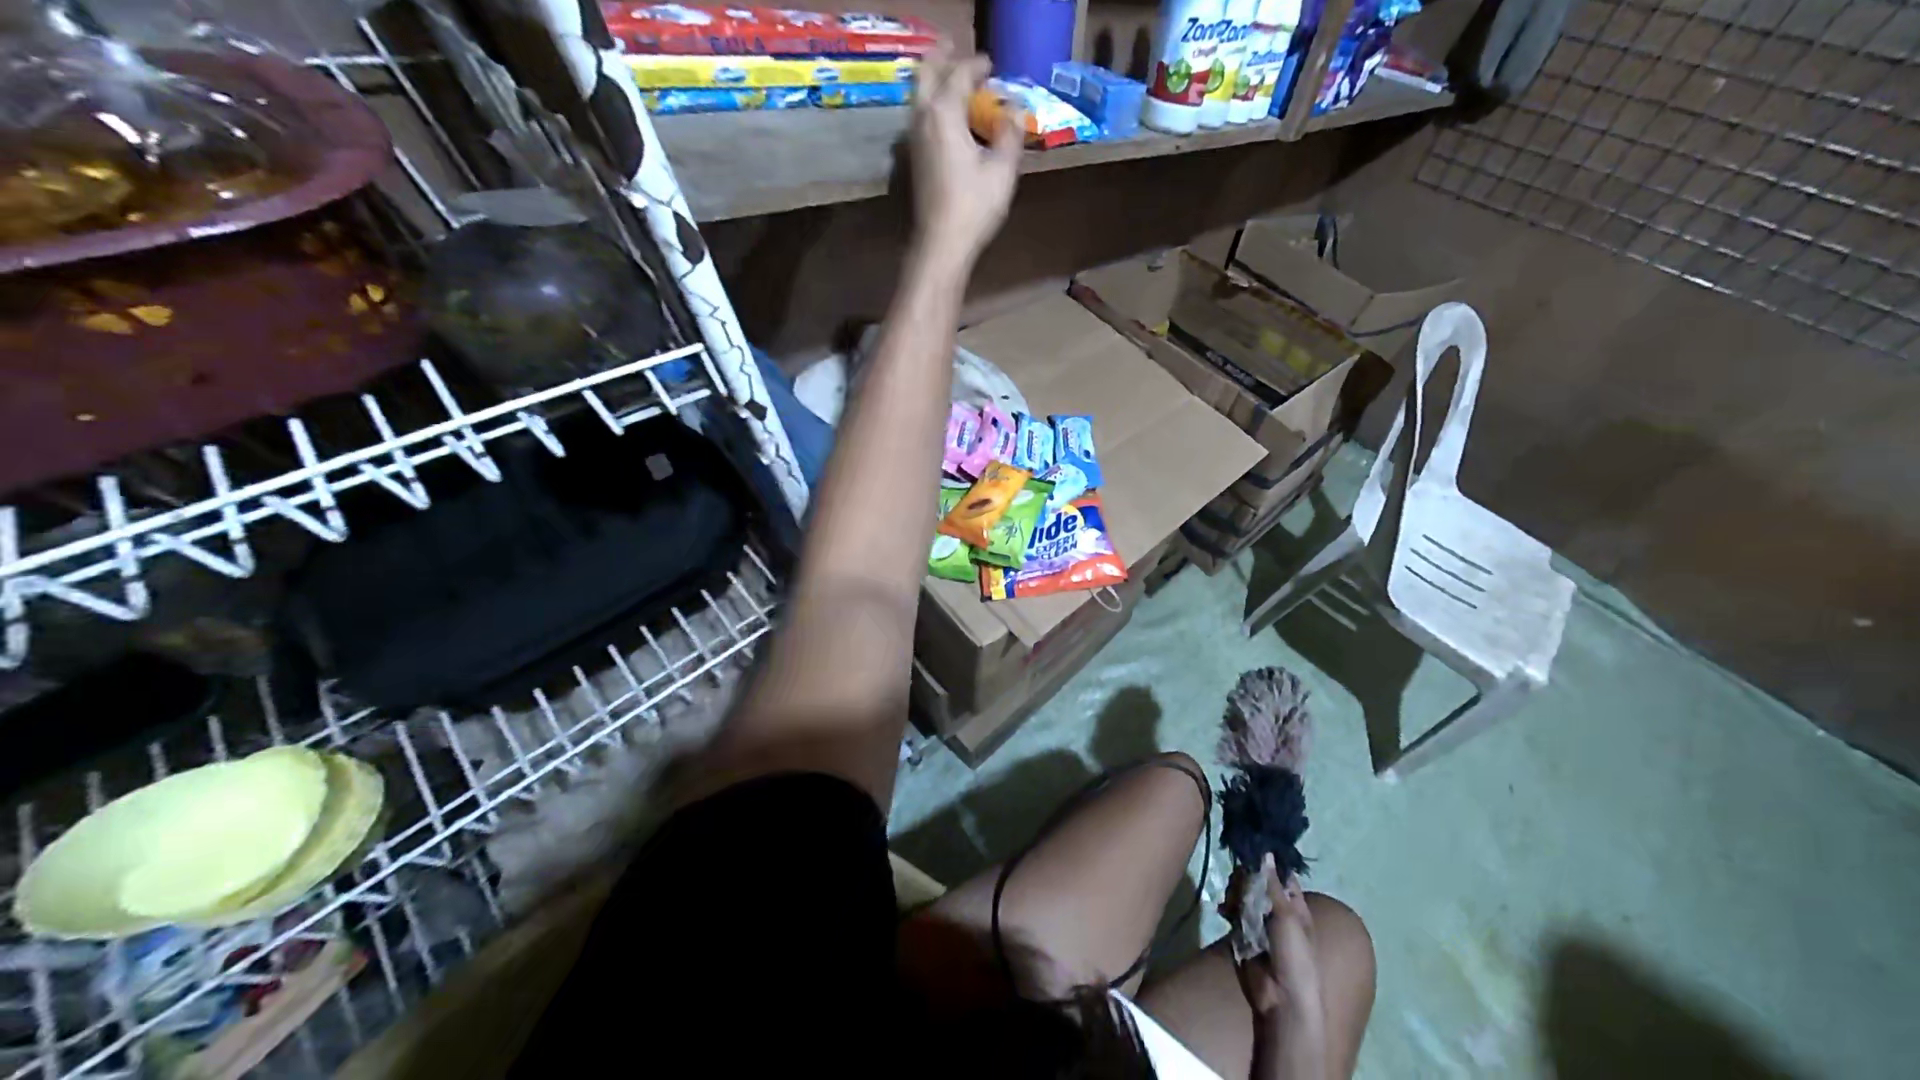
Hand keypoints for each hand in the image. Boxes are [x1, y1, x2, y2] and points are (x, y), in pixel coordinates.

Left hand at [908, 46, 1021, 267]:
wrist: (941, 243)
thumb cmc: (974, 206)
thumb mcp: (1002, 170)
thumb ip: (1009, 134)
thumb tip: (1016, 111)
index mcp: (944, 113)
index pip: (960, 74)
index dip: (977, 65)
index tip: (992, 66)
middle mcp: (923, 119)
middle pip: (926, 73)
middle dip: (943, 59)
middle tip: (958, 53)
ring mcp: (914, 139)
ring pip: (920, 96)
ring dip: (936, 83)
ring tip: (957, 84)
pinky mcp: (913, 159)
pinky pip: (921, 118)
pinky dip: (934, 106)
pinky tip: (950, 119)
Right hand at [1237, 856, 1329, 1078]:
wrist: (1281, 998)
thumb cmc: (1295, 956)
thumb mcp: (1287, 916)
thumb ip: (1273, 885)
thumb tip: (1266, 852)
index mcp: (1295, 904)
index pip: (1280, 873)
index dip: (1266, 860)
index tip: (1249, 847)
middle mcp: (1276, 908)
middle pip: (1256, 880)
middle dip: (1245, 879)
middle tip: (1238, 884)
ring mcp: (1259, 920)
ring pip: (1242, 893)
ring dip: (1234, 893)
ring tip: (1231, 903)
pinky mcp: (1243, 932)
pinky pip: (1232, 911)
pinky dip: (1227, 908)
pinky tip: (1224, 912)